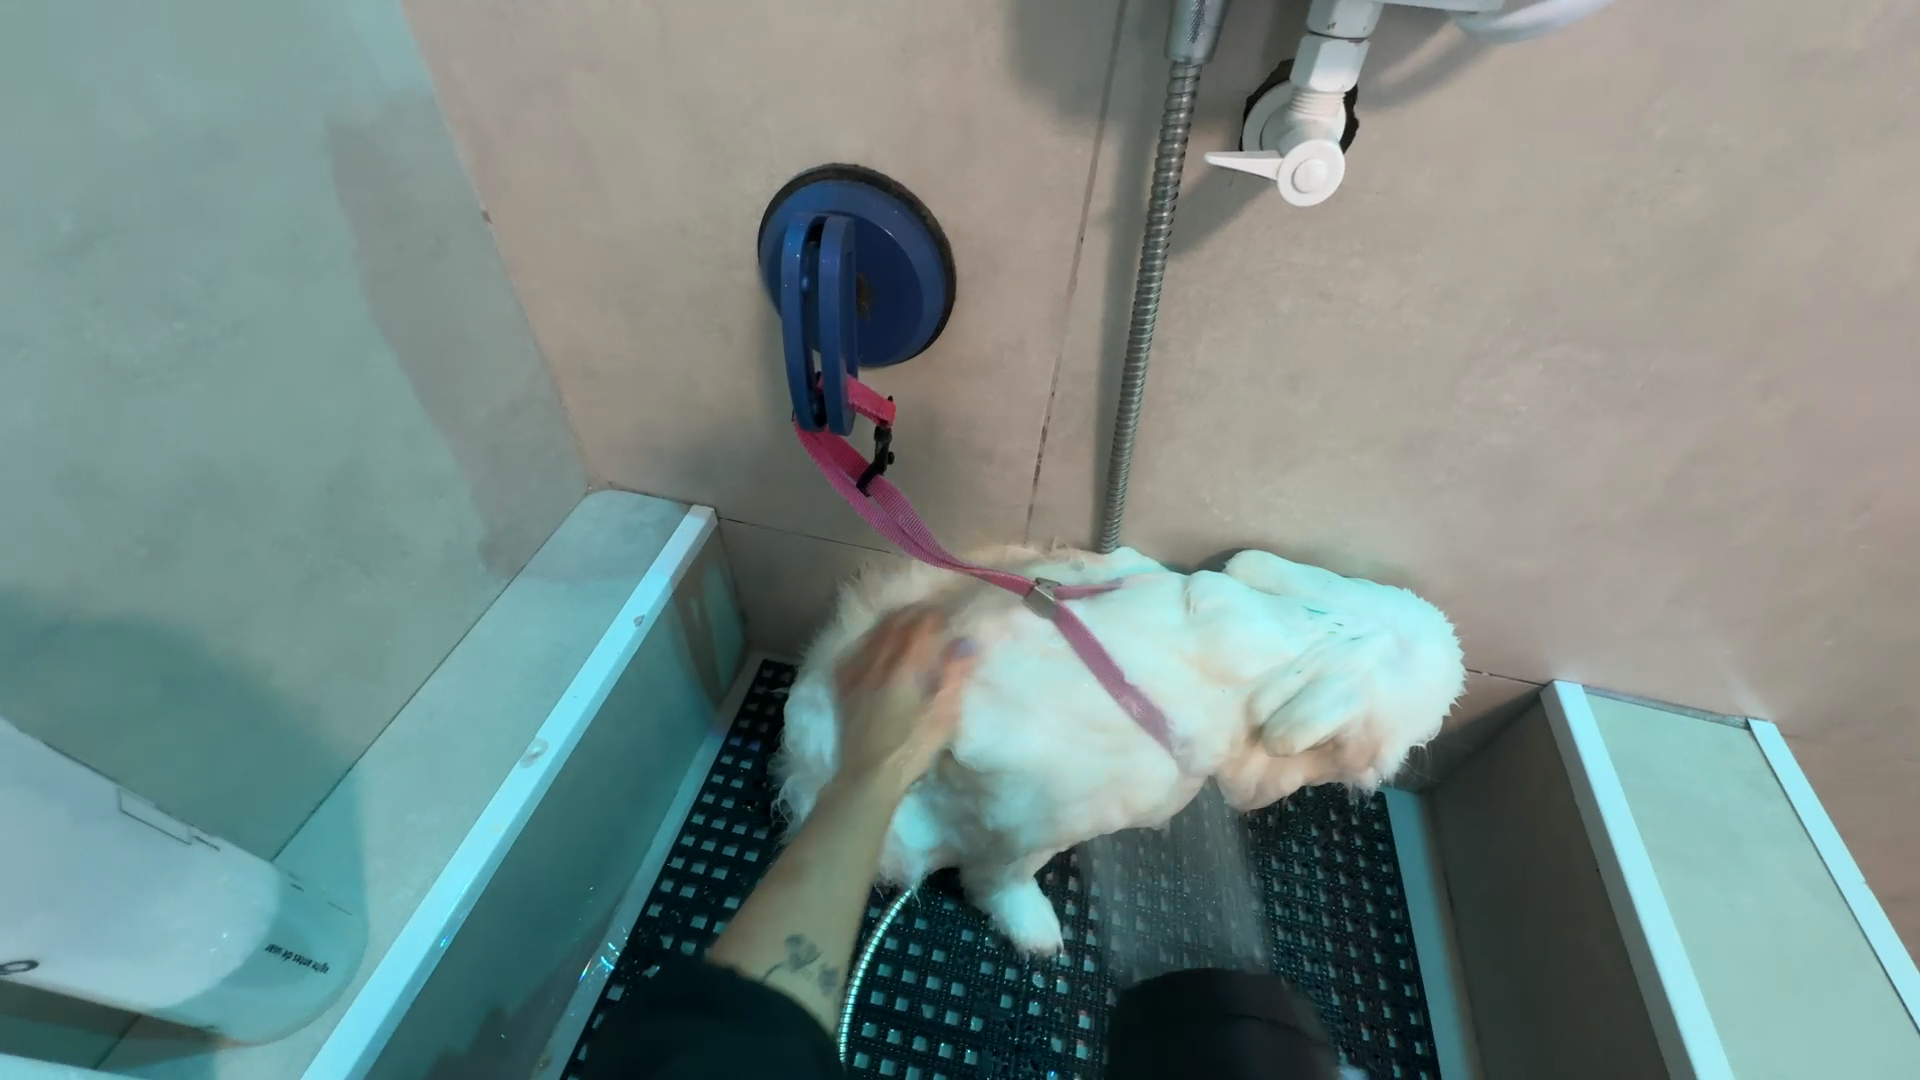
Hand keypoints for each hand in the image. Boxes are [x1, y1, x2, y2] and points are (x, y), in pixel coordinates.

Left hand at [832, 605, 976, 791]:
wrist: (869, 777)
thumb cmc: (912, 748)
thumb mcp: (943, 715)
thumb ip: (954, 675)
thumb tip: (967, 641)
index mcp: (904, 669)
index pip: (919, 629)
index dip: (933, 617)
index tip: (945, 613)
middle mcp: (877, 665)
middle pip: (893, 627)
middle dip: (911, 615)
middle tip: (926, 612)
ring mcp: (856, 677)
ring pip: (871, 638)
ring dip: (889, 624)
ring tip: (901, 620)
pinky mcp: (843, 692)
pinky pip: (851, 657)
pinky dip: (864, 644)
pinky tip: (868, 647)